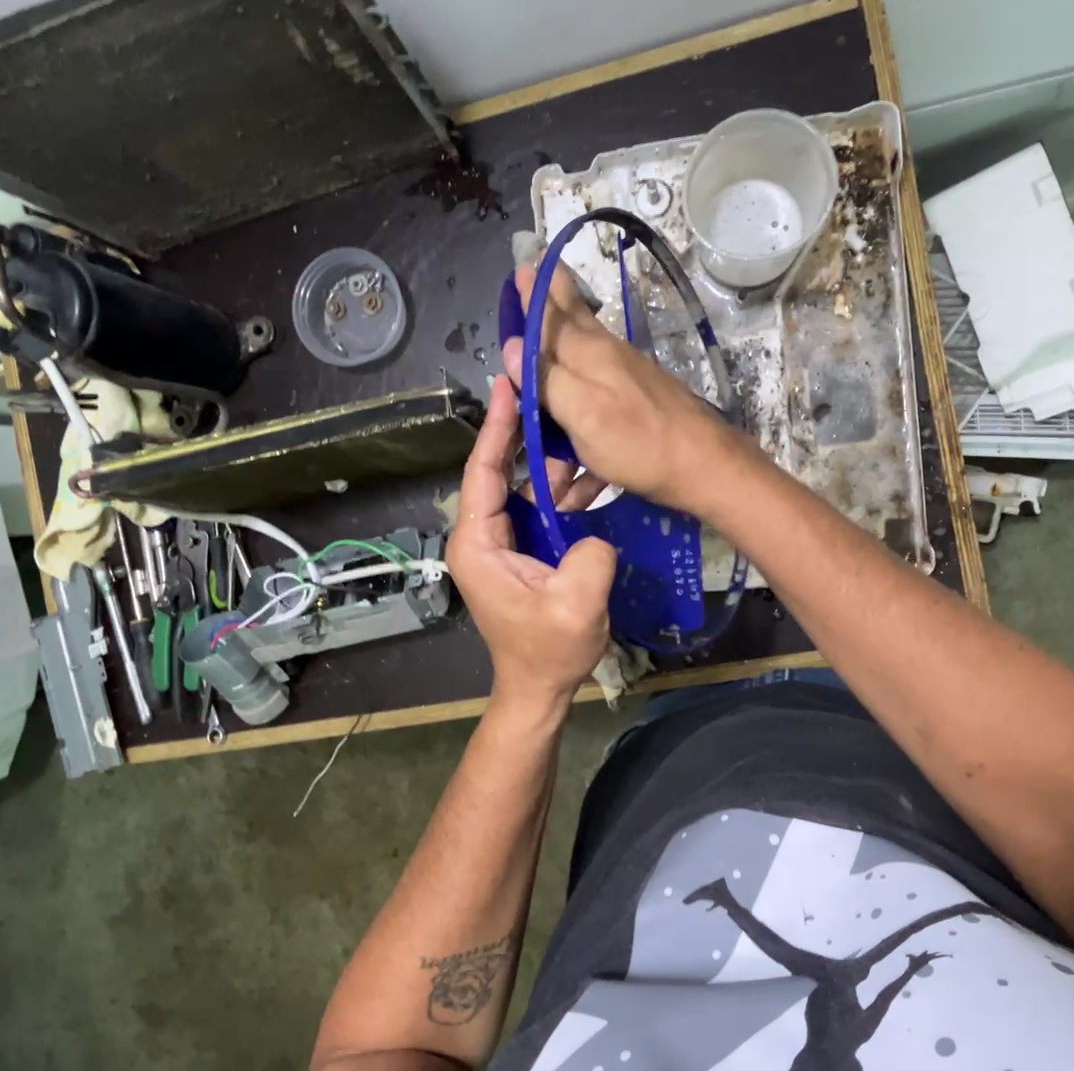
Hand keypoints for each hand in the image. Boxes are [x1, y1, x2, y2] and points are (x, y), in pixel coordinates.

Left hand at [447, 376, 616, 707]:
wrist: (540, 687)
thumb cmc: (548, 652)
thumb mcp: (576, 606)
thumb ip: (589, 558)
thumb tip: (594, 534)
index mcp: (479, 543)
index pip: (483, 472)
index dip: (496, 428)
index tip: (508, 385)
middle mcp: (483, 535)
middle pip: (499, 471)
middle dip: (519, 429)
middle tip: (541, 386)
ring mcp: (502, 542)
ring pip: (522, 487)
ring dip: (547, 458)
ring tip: (573, 418)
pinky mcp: (522, 550)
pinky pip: (538, 508)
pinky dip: (560, 489)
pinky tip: (588, 469)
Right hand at [501, 263, 755, 514]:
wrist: (702, 463)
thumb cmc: (637, 442)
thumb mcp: (583, 415)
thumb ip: (546, 380)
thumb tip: (509, 345)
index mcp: (586, 353)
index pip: (548, 317)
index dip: (531, 297)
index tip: (520, 267)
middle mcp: (605, 352)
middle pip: (572, 317)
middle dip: (552, 294)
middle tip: (535, 267)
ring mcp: (626, 370)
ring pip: (587, 337)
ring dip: (568, 315)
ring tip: (555, 298)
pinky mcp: (639, 392)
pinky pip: (600, 366)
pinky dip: (585, 352)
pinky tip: (584, 353)